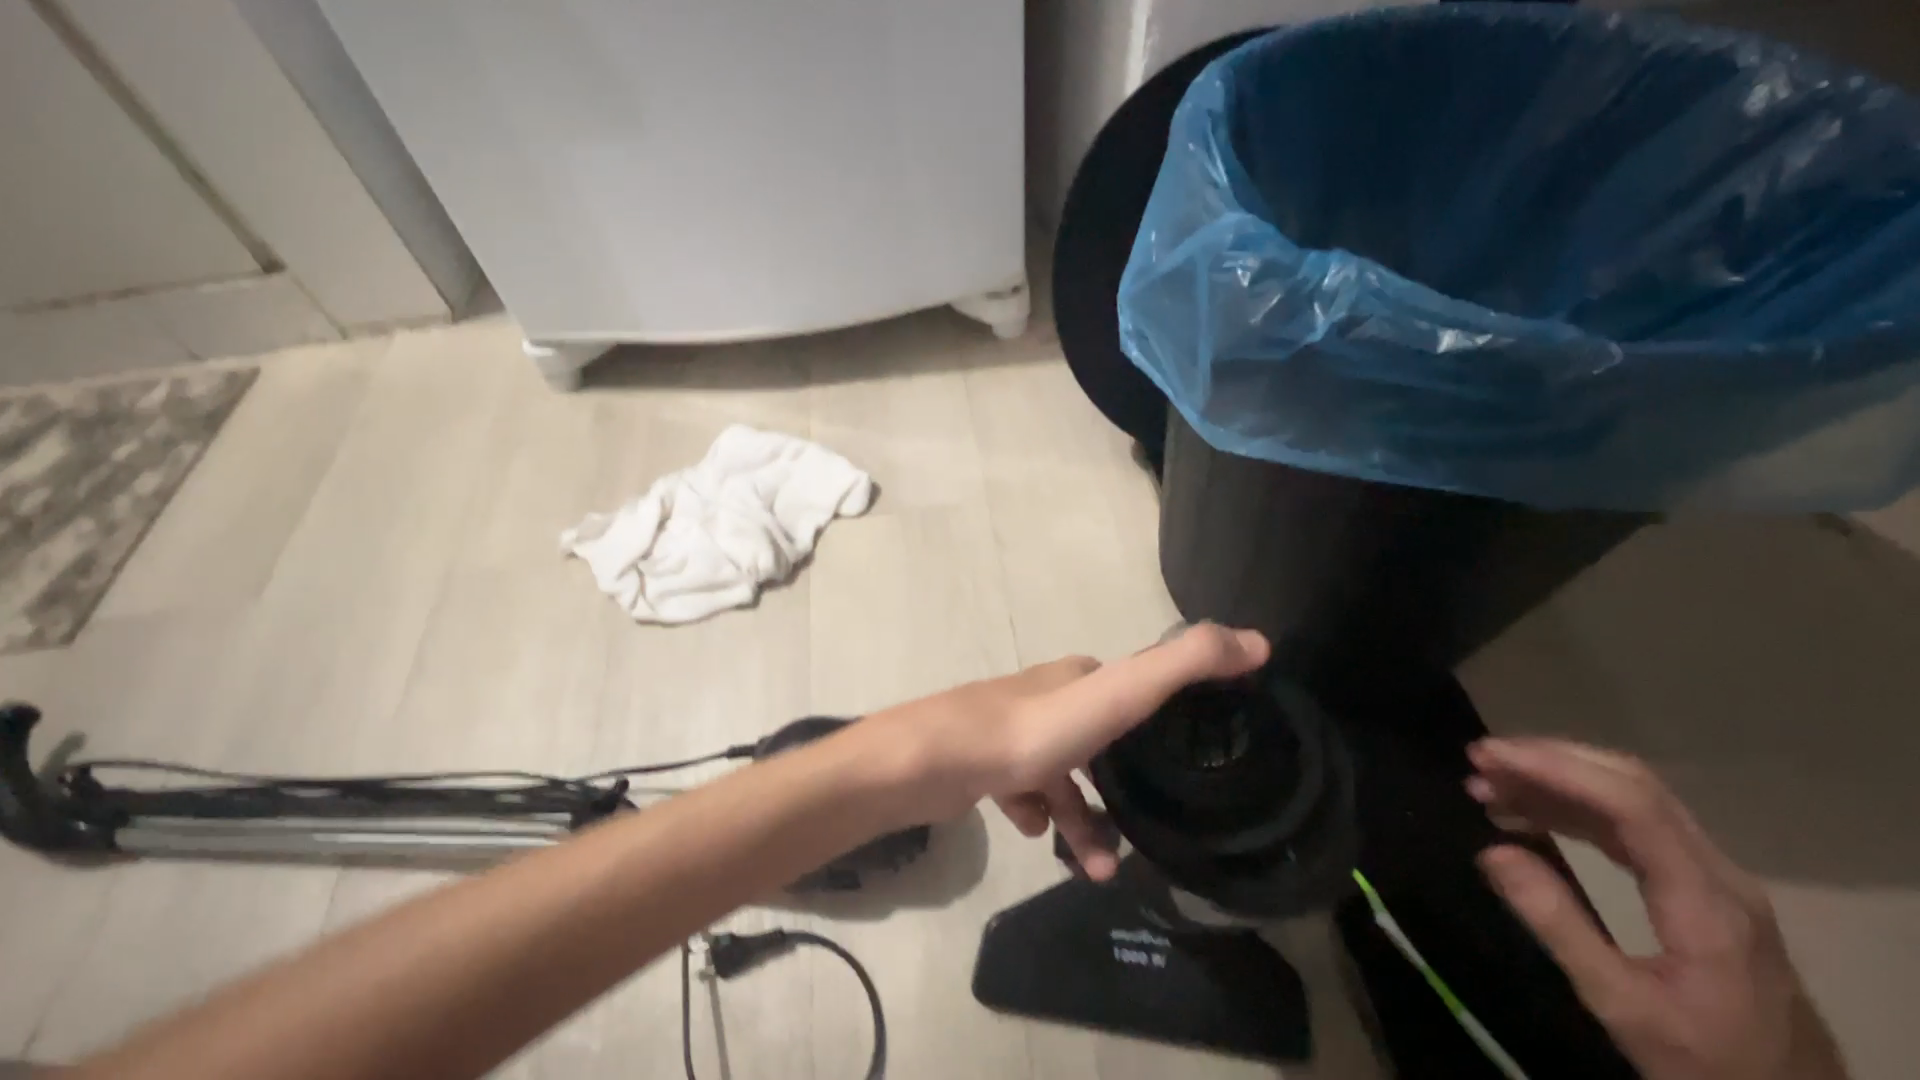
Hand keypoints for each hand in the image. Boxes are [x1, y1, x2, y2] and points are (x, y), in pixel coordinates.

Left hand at [862, 624, 1269, 879]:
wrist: (933, 763)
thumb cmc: (1032, 731)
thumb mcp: (1118, 694)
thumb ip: (1184, 665)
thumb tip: (1259, 640)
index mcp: (1078, 677)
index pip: (1135, 686)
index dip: (1165, 714)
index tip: (1192, 754)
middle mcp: (1045, 698)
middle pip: (1099, 739)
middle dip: (1124, 783)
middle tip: (1149, 828)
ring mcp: (1011, 733)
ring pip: (1062, 775)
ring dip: (1083, 816)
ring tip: (1102, 867)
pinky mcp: (984, 767)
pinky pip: (1023, 792)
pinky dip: (1039, 814)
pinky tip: (1041, 835)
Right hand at [1467, 738, 1848, 1079]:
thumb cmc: (1704, 1060)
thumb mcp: (1621, 1006)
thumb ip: (1557, 925)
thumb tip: (1492, 851)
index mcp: (1705, 900)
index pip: (1631, 805)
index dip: (1556, 769)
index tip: (1490, 758)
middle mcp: (1718, 873)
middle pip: (1636, 787)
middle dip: (1552, 761)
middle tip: (1481, 760)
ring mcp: (1716, 878)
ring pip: (1635, 800)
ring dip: (1561, 781)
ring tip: (1492, 784)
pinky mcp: (1704, 888)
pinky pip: (1638, 827)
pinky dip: (1579, 809)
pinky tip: (1534, 815)